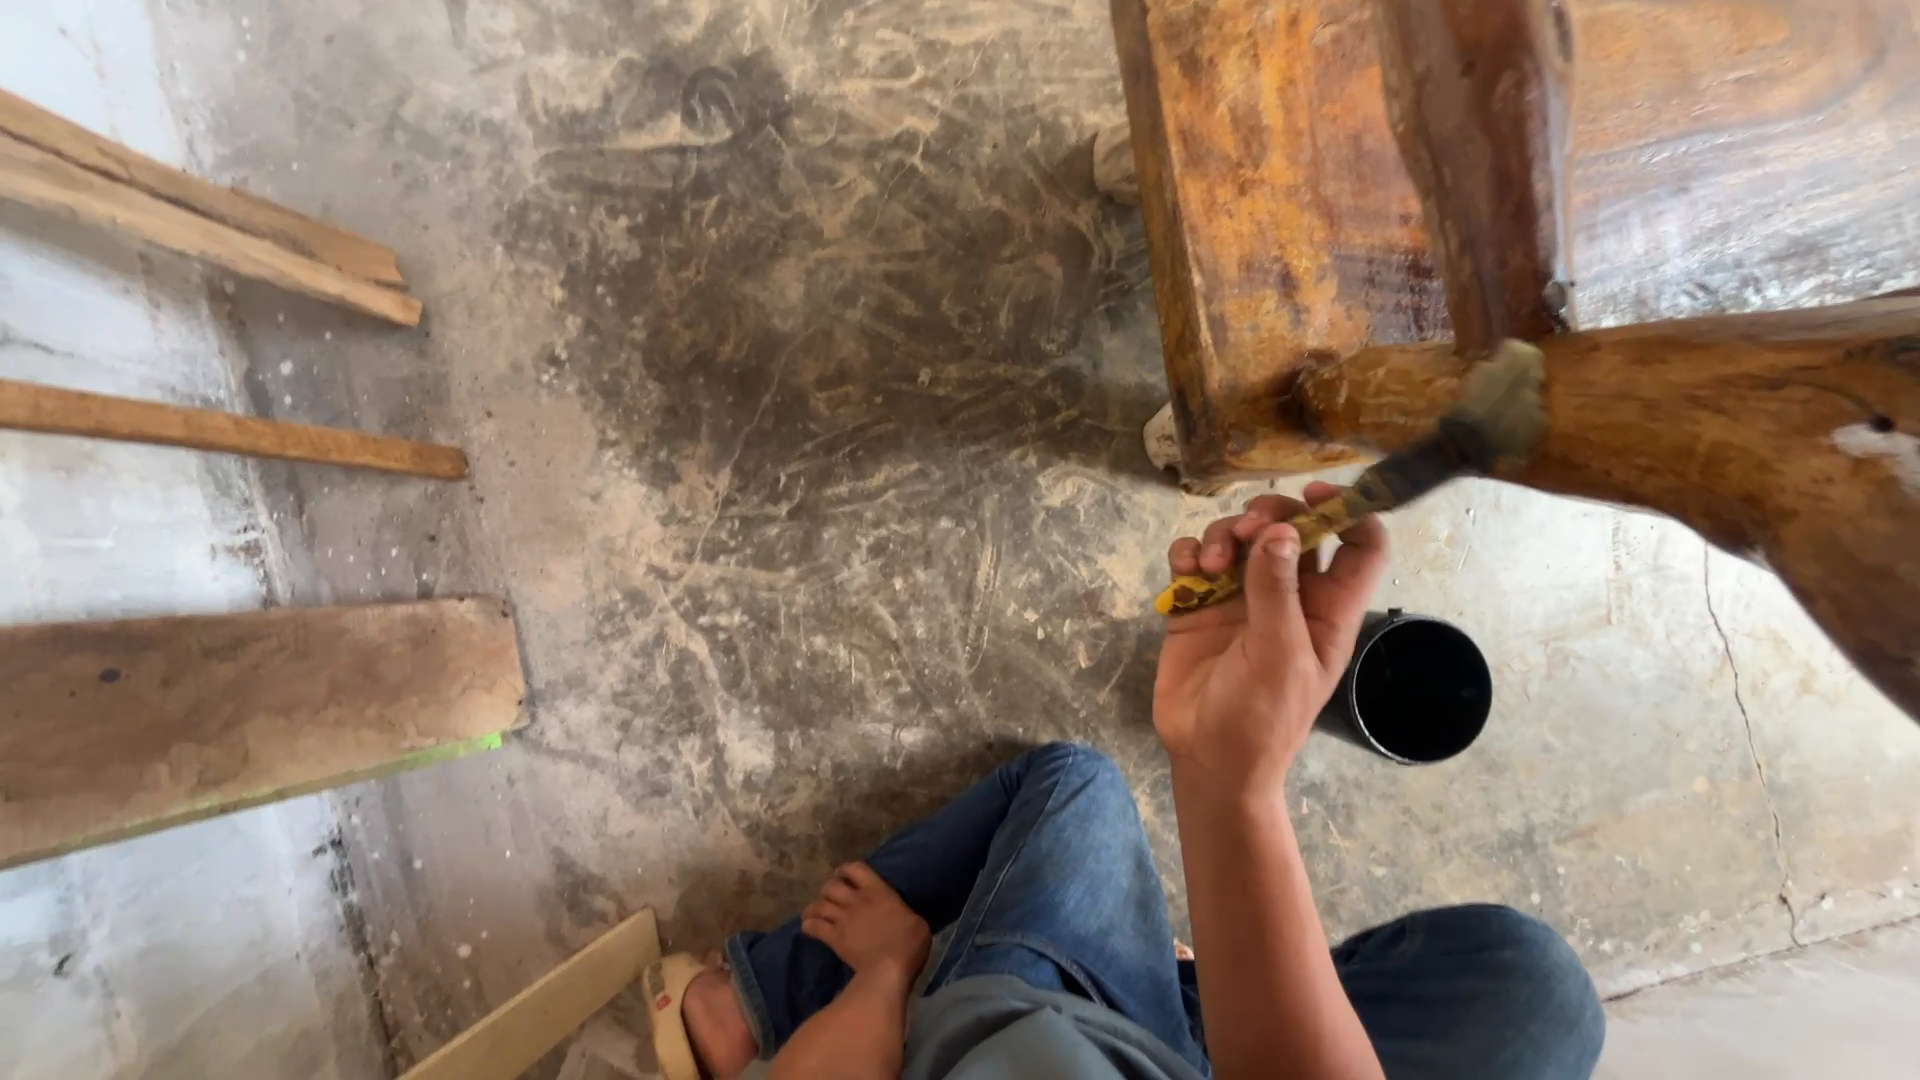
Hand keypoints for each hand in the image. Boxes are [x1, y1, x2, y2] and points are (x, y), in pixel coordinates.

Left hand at [801, 862, 930, 978]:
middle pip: (832, 886)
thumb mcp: (915, 920)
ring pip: (819, 905)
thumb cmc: (910, 942)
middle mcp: (856, 899)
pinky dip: (809, 925)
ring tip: (814, 912)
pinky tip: (807, 927)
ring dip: (815, 907)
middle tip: (831, 897)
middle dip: (828, 890)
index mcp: (878, 890)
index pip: (856, 869)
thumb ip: (902, 913)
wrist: (890, 967)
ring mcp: (843, 918)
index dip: (846, 869)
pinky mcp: (834, 938)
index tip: (843, 874)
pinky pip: (814, 927)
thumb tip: (902, 917)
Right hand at [1153, 482, 1389, 792]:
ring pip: (1237, 537)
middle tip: (1245, 531)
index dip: (1346, 511)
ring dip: (1221, 537)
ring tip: (1208, 567)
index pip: (1358, 546)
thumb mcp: (1278, 656)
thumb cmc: (1260, 717)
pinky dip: (1187, 553)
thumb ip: (1277, 592)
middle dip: (1268, 518)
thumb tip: (1279, 532)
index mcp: (1327, 609)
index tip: (1312, 495)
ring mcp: (1239, 597)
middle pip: (1290, 529)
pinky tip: (1184, 571)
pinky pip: (1193, 559)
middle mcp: (1286, 595)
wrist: (1206, 755)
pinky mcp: (1198, 603)